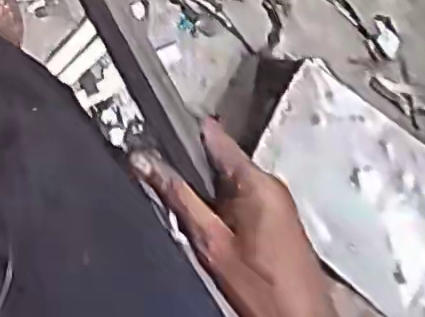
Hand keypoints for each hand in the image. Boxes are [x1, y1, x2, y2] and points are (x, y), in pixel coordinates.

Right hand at [132, 119, 332, 316]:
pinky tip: (216, 235)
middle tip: (168, 188)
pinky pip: (243, 201)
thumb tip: (145, 162)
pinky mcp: (280, 224)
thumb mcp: (212, 245)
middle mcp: (271, 187)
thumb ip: (178, 198)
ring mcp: (278, 205)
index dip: (183, 130)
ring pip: (228, 184)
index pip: (214, 135)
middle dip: (192, 172)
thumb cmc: (266, 296)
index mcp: (257, 182)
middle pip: (219, 161)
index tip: (157, 129)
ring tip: (194, 220)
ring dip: (208, 195)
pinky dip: (223, 210)